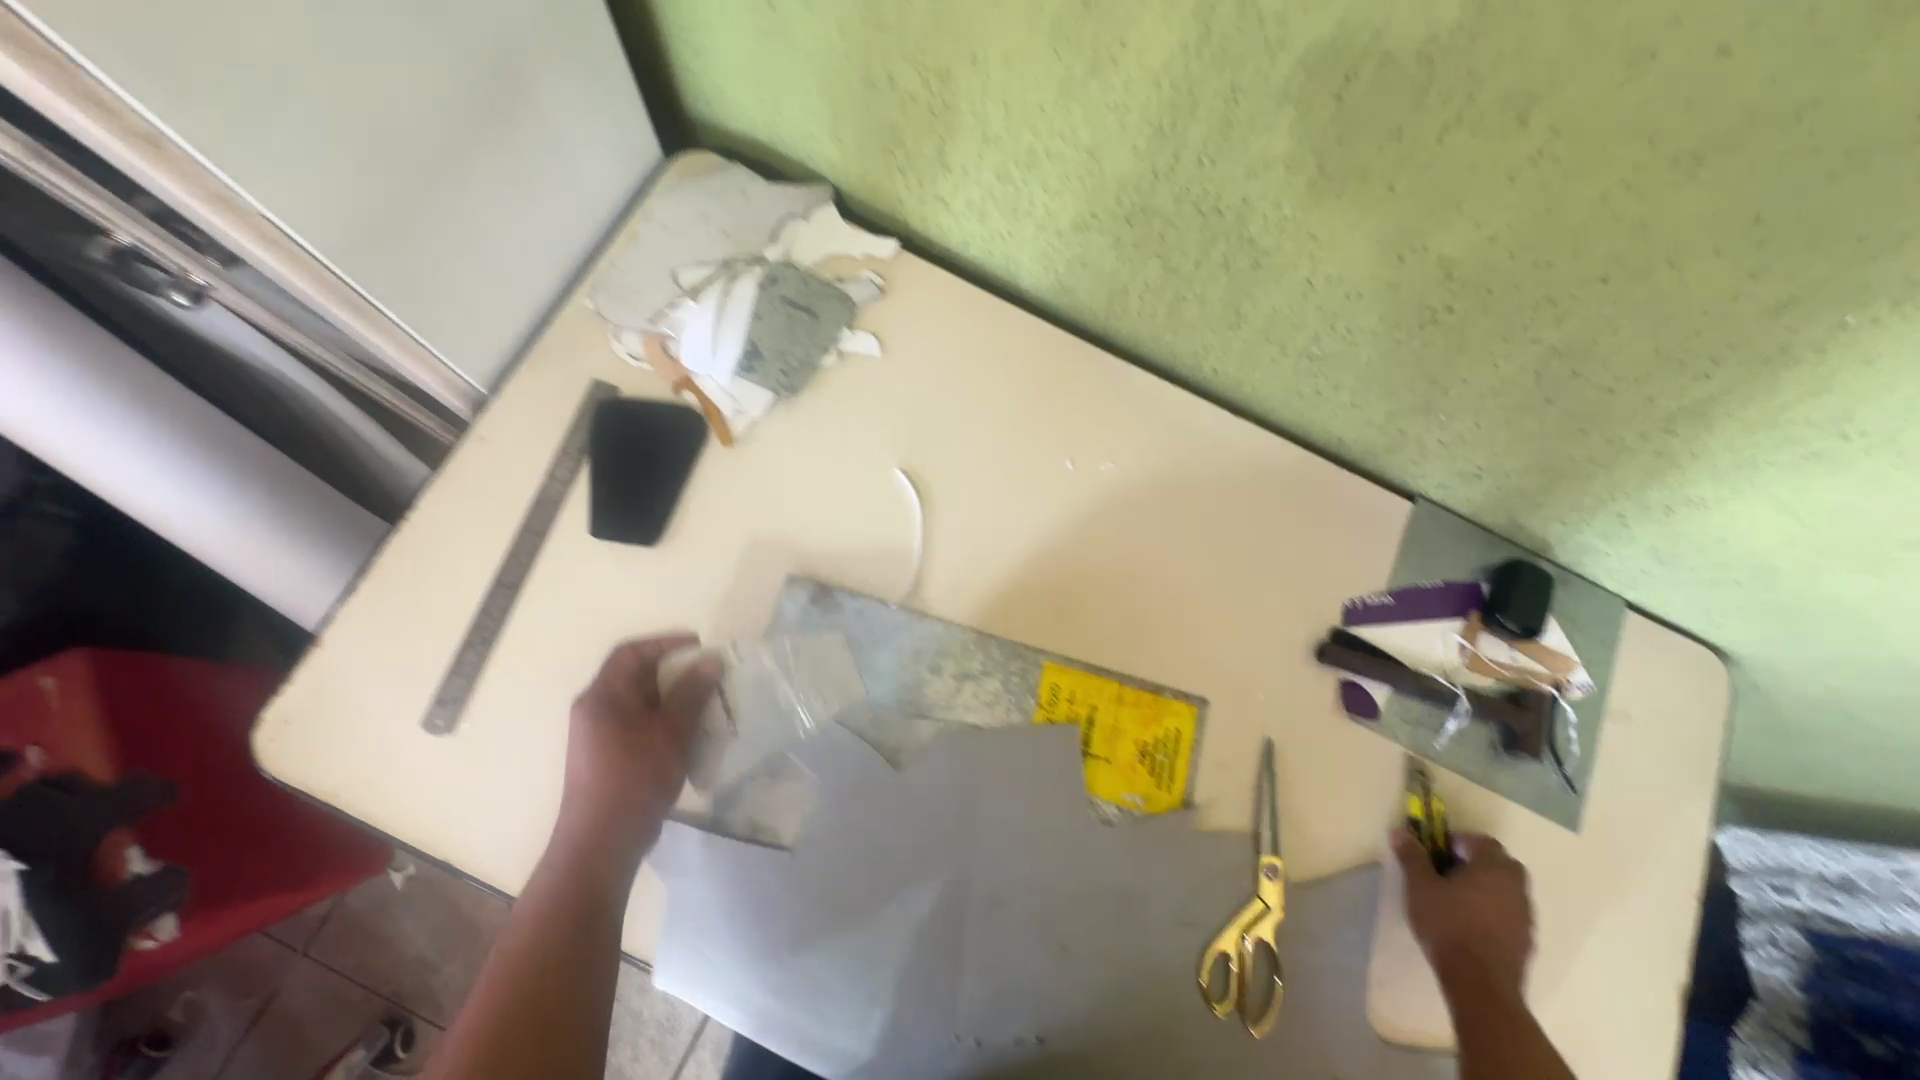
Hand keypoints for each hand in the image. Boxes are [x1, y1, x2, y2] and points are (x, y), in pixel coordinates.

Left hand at [557, 634, 721, 870]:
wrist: (600, 843)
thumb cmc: (635, 780)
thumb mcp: (671, 732)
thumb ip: (691, 694)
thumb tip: (710, 662)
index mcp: (602, 697)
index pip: (631, 653)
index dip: (665, 642)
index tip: (699, 647)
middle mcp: (595, 711)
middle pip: (635, 678)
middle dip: (675, 673)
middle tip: (710, 677)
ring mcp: (598, 737)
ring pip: (640, 705)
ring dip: (674, 701)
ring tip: (707, 707)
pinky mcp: (607, 760)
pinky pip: (638, 727)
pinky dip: (665, 724)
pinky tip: (690, 738)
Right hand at [1391, 829, 1534, 1002]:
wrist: (1479, 981)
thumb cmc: (1447, 925)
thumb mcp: (1420, 888)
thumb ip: (1412, 858)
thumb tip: (1399, 832)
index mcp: (1493, 867)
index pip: (1481, 841)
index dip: (1459, 841)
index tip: (1439, 852)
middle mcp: (1516, 886)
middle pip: (1499, 864)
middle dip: (1476, 863)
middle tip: (1448, 873)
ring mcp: (1525, 914)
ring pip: (1506, 889)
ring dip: (1487, 888)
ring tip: (1458, 901)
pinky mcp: (1526, 939)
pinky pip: (1509, 913)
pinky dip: (1494, 911)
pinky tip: (1471, 925)